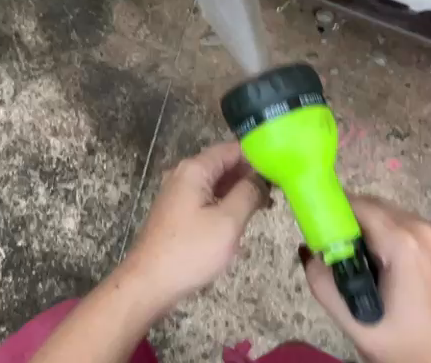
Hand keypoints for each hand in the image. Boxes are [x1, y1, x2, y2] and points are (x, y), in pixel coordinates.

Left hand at [116, 142, 270, 313]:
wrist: (150, 281)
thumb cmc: (191, 250)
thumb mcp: (227, 222)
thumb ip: (247, 194)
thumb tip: (261, 178)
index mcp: (194, 169)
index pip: (230, 149)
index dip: (256, 157)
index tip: (281, 169)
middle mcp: (183, 173)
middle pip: (222, 164)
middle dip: (249, 174)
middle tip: (278, 192)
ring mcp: (177, 192)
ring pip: (214, 182)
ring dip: (238, 190)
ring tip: (266, 205)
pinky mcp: (176, 210)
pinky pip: (205, 197)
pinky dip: (224, 202)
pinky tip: (240, 217)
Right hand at [302, 195, 430, 362]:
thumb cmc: (404, 344)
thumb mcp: (353, 321)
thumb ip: (322, 282)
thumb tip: (307, 250)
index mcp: (402, 243)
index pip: (355, 204)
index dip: (332, 212)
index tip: (319, 231)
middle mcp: (420, 229)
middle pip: (370, 204)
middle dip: (347, 220)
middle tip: (335, 248)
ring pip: (385, 211)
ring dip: (366, 225)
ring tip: (358, 259)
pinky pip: (401, 222)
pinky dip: (385, 232)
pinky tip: (381, 261)